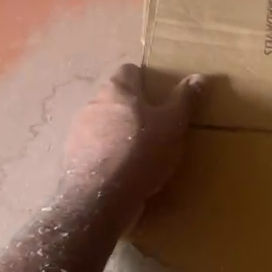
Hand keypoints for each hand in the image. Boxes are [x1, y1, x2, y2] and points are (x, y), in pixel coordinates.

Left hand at [63, 64, 203, 195]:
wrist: (99, 200)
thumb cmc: (140, 152)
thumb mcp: (173, 124)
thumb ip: (185, 99)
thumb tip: (199, 76)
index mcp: (116, 90)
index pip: (129, 71)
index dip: (146, 80)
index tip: (161, 96)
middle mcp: (92, 104)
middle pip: (116, 98)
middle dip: (134, 108)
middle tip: (157, 125)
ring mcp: (77, 132)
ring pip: (104, 123)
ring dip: (120, 132)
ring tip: (142, 151)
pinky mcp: (72, 158)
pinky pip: (95, 148)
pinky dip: (108, 154)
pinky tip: (124, 171)